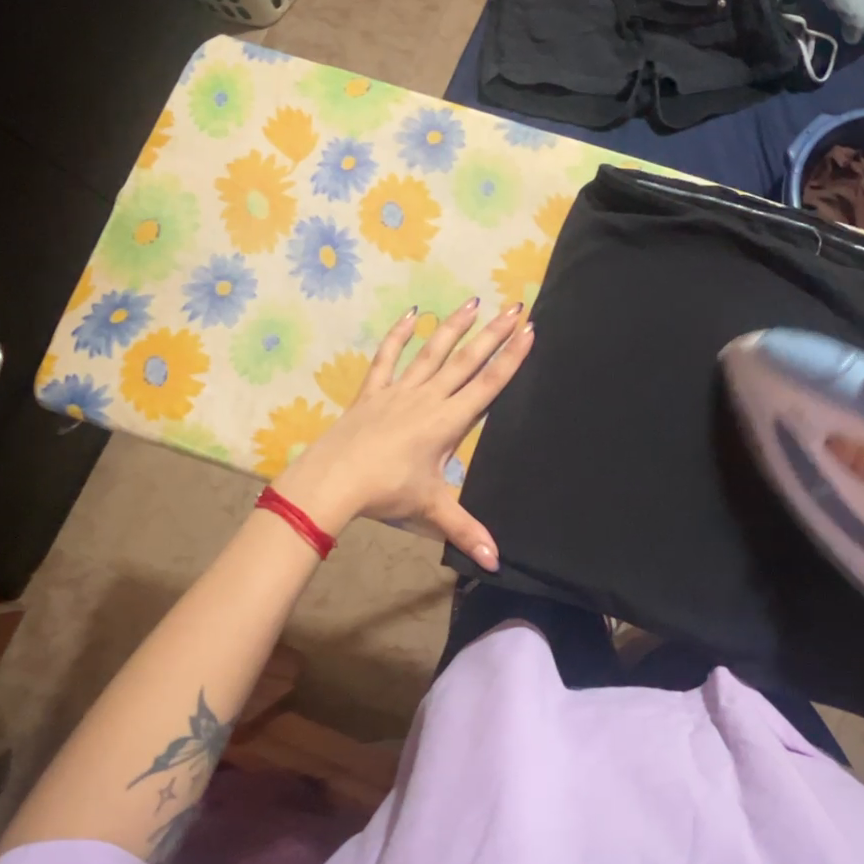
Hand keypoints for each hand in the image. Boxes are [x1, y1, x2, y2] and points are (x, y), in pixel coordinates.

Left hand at [269, 299, 533, 570]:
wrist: (333, 480)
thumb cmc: (386, 492)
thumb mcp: (431, 509)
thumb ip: (466, 530)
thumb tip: (497, 562)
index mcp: (447, 422)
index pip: (488, 385)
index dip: (512, 358)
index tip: (530, 330)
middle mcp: (428, 398)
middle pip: (467, 361)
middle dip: (494, 333)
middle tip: (515, 306)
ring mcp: (399, 390)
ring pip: (432, 352)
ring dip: (454, 327)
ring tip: (473, 302)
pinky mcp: (373, 391)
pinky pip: (388, 357)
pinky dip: (398, 335)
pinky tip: (411, 315)